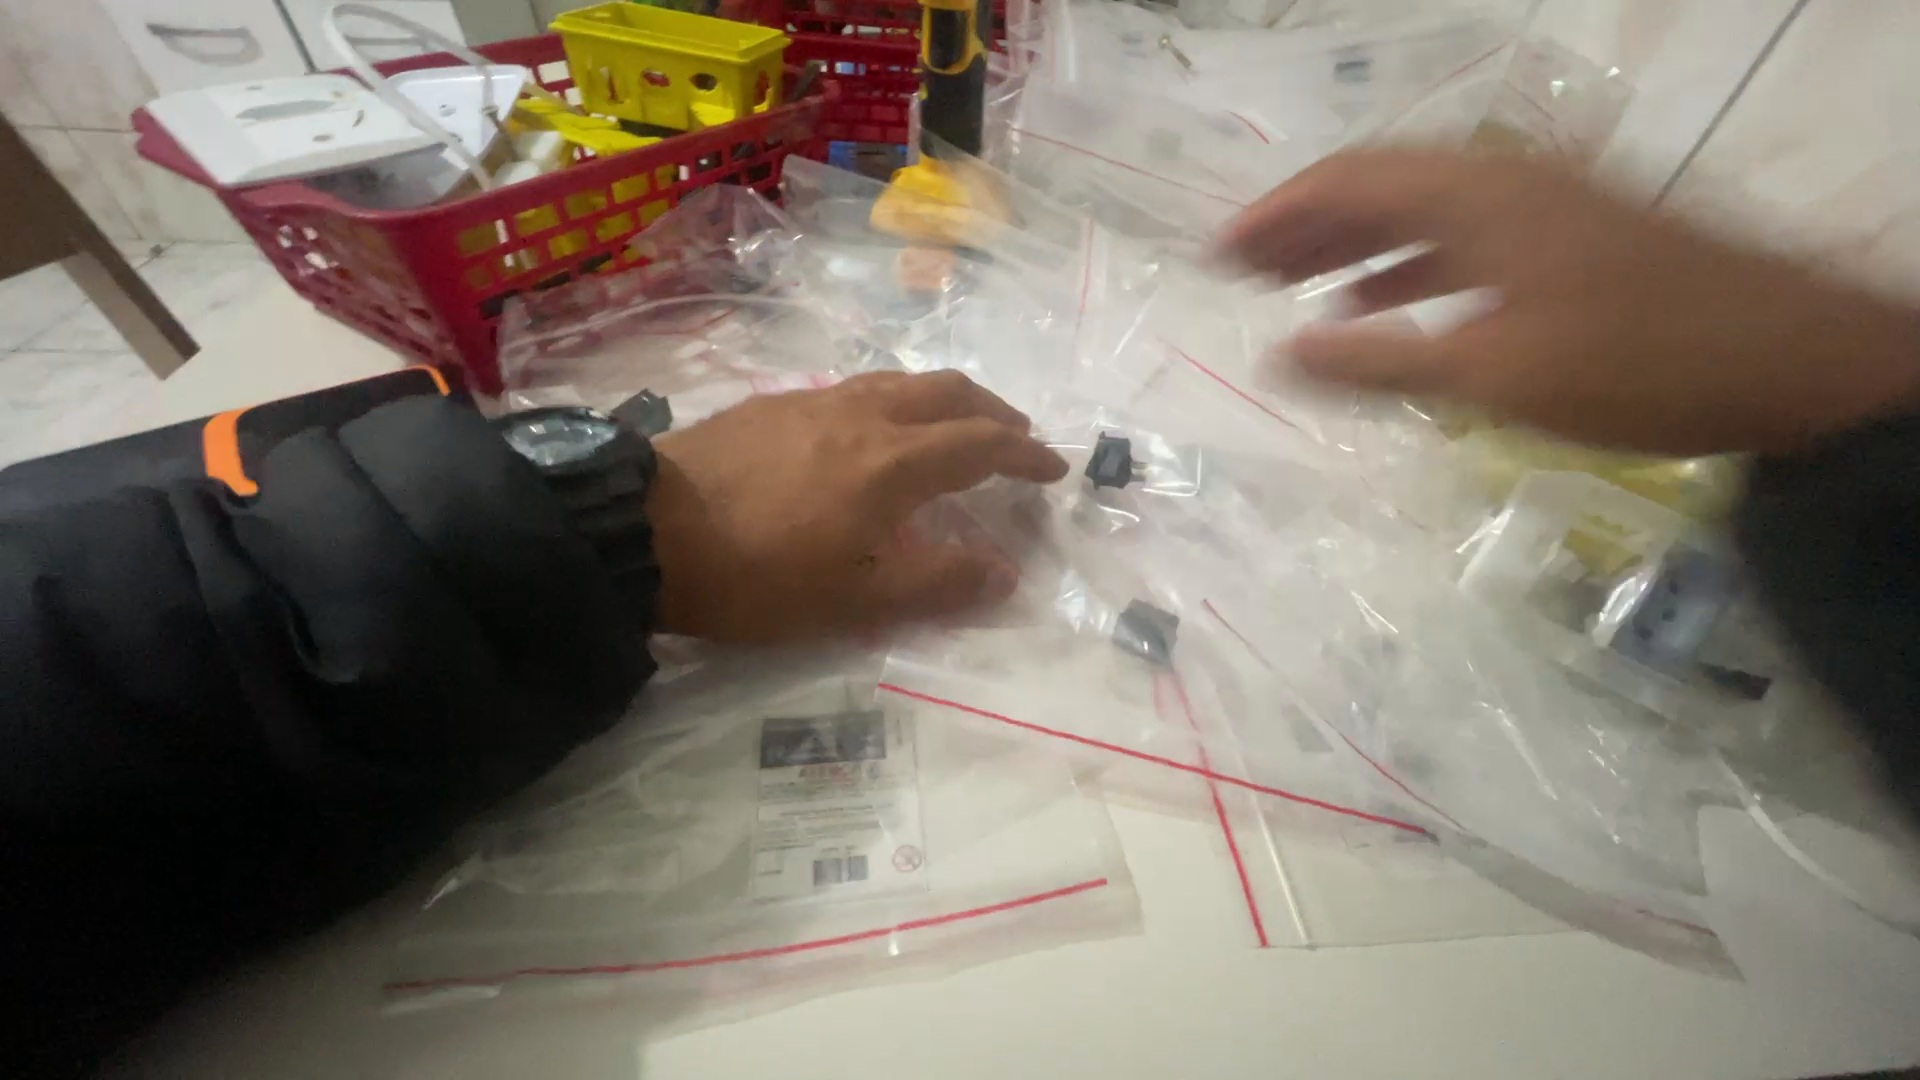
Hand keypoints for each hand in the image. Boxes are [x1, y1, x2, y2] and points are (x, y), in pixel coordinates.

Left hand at [646, 371, 1069, 642]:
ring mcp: (818, 401)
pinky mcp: (777, 403)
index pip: (982, 444)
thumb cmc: (759, 576)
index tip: (1053, 467)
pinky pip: (859, 389)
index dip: (1025, 455)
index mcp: (893, 462)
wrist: (644, 533)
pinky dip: (897, 402)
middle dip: (994, 412)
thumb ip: (938, 582)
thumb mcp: (854, 598)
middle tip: (1015, 438)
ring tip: (956, 427)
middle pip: (950, 392)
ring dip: (946, 400)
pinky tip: (876, 431)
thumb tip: (1006, 572)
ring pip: (902, 381)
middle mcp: (865, 415)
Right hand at [1219, 149, 1919, 455]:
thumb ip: (1373, 363)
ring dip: (1343, 247)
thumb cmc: (1635, 367)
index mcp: (1481, 197)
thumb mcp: (1489, 374)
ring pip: (1412, 215)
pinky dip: (1396, 271)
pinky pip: (1451, 243)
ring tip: (1282, 286)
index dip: (1275, 214)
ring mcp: (1534, 211)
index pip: (1351, 180)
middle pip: (1376, 189)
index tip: (1218, 254)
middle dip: (1299, 228)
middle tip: (1238, 273)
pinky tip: (1365, 305)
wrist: (1796, 369)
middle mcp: (1503, 185)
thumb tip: (1275, 357)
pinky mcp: (1554, 243)